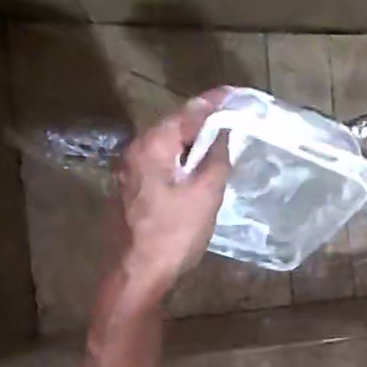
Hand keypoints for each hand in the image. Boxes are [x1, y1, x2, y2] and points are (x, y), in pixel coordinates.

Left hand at [105, 88, 232, 308]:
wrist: (137, 274)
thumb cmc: (174, 233)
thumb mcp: (206, 194)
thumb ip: (216, 157)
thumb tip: (224, 132)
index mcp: (152, 146)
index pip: (188, 113)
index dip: (214, 102)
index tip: (235, 93)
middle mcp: (135, 151)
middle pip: (174, 126)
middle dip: (204, 120)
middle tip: (234, 117)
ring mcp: (130, 171)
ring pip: (168, 146)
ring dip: (194, 142)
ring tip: (223, 140)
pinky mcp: (133, 190)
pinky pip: (162, 163)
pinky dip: (183, 159)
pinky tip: (200, 168)